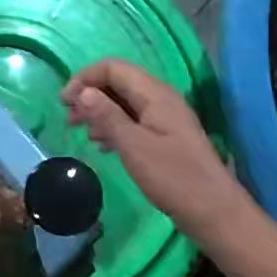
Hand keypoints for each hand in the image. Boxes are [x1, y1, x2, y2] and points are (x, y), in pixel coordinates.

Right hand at [60, 59, 250, 241]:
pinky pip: (134, 120)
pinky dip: (114, 126)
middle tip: (70, 120)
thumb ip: (107, 115)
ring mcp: (165, 117)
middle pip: (119, 82)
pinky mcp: (166, 136)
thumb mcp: (133, 146)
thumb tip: (83, 92)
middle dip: (91, 94)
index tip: (63, 103)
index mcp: (154, 93)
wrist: (212, 209)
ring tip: (83, 133)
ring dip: (100, 112)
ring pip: (125, 102)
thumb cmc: (172, 176)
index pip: (113, 67)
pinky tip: (103, 145)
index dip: (85, 78)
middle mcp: (161, 97)